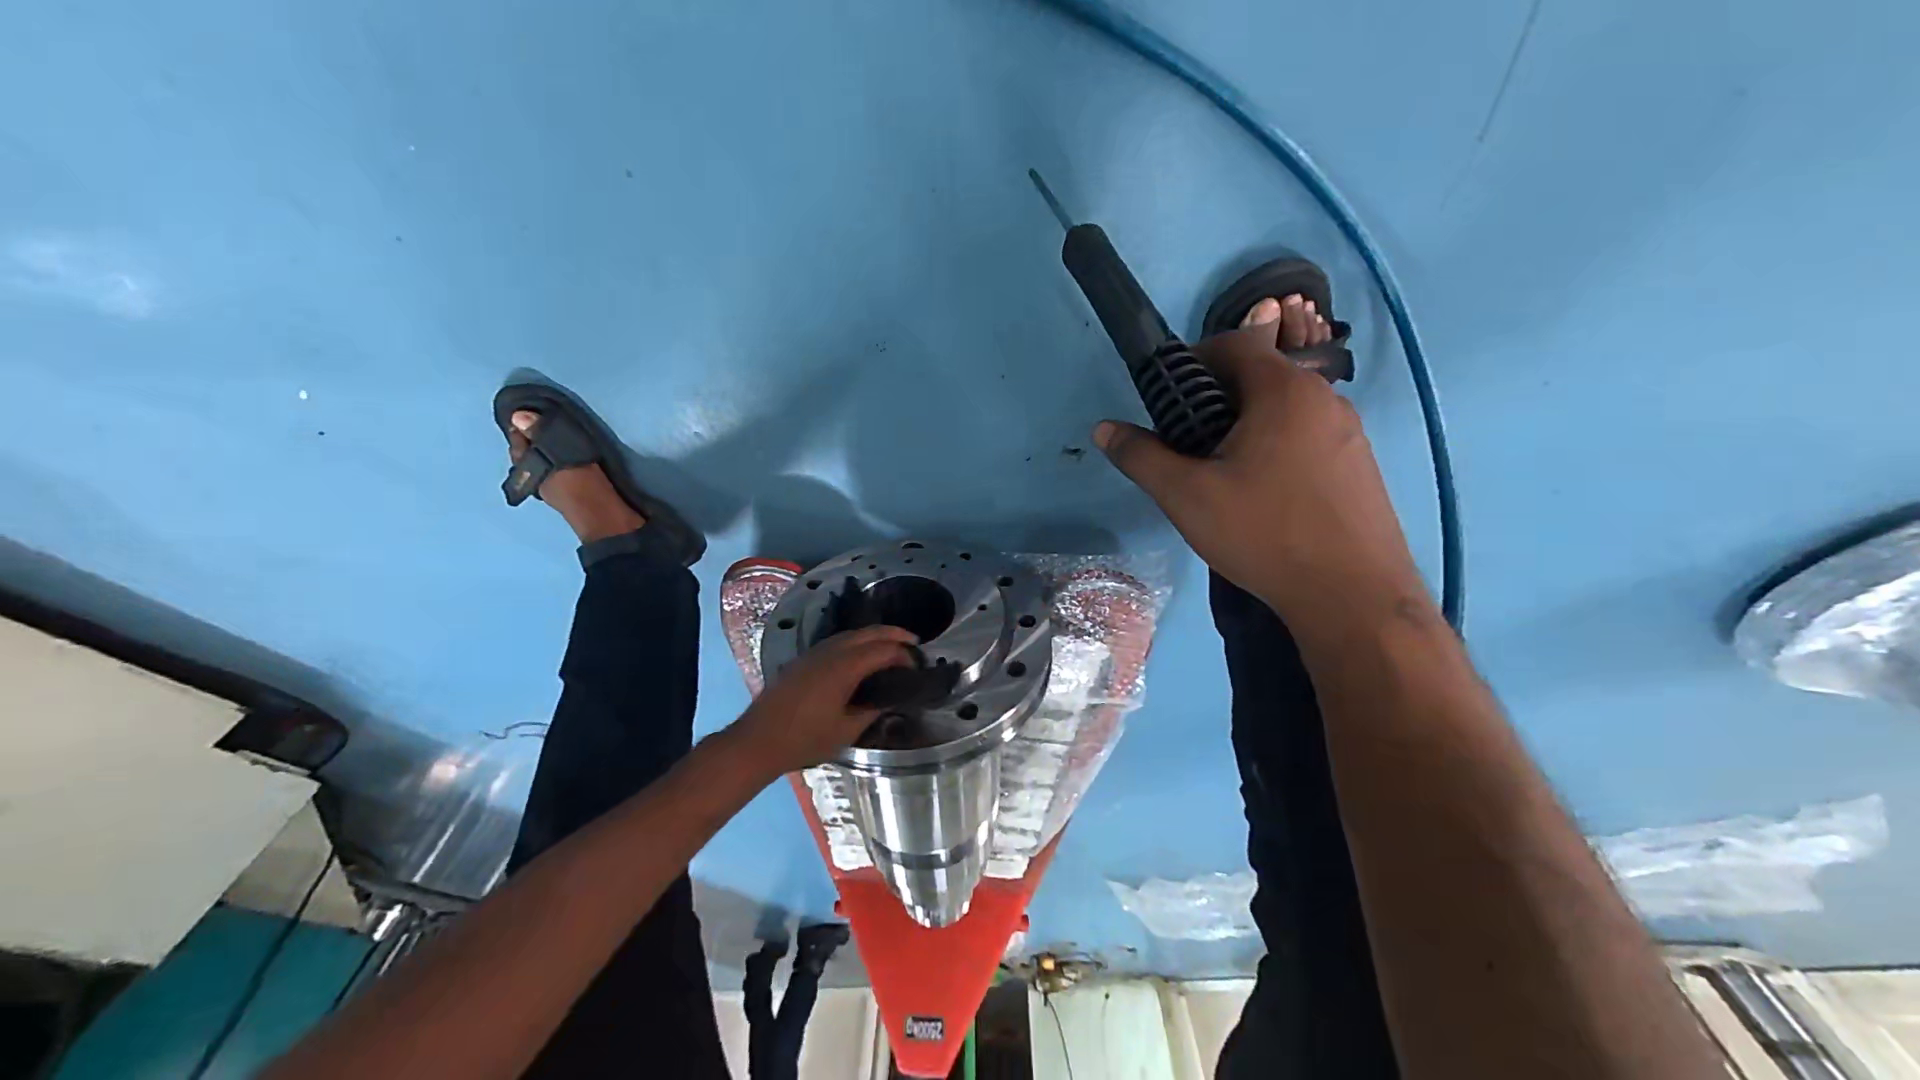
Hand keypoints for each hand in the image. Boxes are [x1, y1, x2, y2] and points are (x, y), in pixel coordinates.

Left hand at [728, 625, 918, 777]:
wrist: (757, 741)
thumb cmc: (804, 739)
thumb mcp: (846, 730)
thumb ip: (872, 711)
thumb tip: (890, 699)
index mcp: (843, 667)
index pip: (882, 650)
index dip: (903, 655)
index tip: (917, 667)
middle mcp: (830, 652)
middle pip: (868, 633)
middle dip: (893, 634)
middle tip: (914, 643)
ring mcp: (814, 653)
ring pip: (851, 634)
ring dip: (874, 636)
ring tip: (892, 648)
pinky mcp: (803, 660)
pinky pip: (837, 642)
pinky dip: (857, 643)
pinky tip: (862, 658)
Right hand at [1093, 318, 1429, 620]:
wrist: (1353, 597)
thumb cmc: (1264, 534)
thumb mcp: (1186, 497)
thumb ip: (1142, 457)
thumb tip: (1104, 428)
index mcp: (1283, 390)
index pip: (1233, 343)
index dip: (1193, 362)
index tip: (1169, 403)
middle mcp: (1324, 398)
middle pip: (1259, 377)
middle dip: (1216, 401)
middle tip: (1188, 447)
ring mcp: (1350, 432)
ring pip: (1284, 411)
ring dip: (1247, 428)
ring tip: (1223, 477)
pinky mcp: (1360, 465)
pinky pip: (1307, 439)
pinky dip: (1277, 450)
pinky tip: (1265, 498)